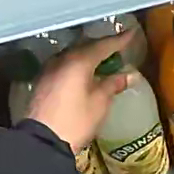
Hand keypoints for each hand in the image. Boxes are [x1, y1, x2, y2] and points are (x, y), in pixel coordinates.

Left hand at [25, 34, 130, 152]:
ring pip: (72, 54)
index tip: (131, 32)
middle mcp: (61, 59)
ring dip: (87, 54)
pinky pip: (63, 65)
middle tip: (117, 45)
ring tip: (101, 57)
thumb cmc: (76, 121)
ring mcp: (49, 69)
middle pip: (85, 46)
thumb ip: (113, 84)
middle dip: (101, 45)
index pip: (103, 45)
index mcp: (78, 61)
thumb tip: (129, 75)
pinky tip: (82, 71)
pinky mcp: (42, 81)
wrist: (42, 141)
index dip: (119, 40)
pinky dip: (76, 64)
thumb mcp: (99, 103)